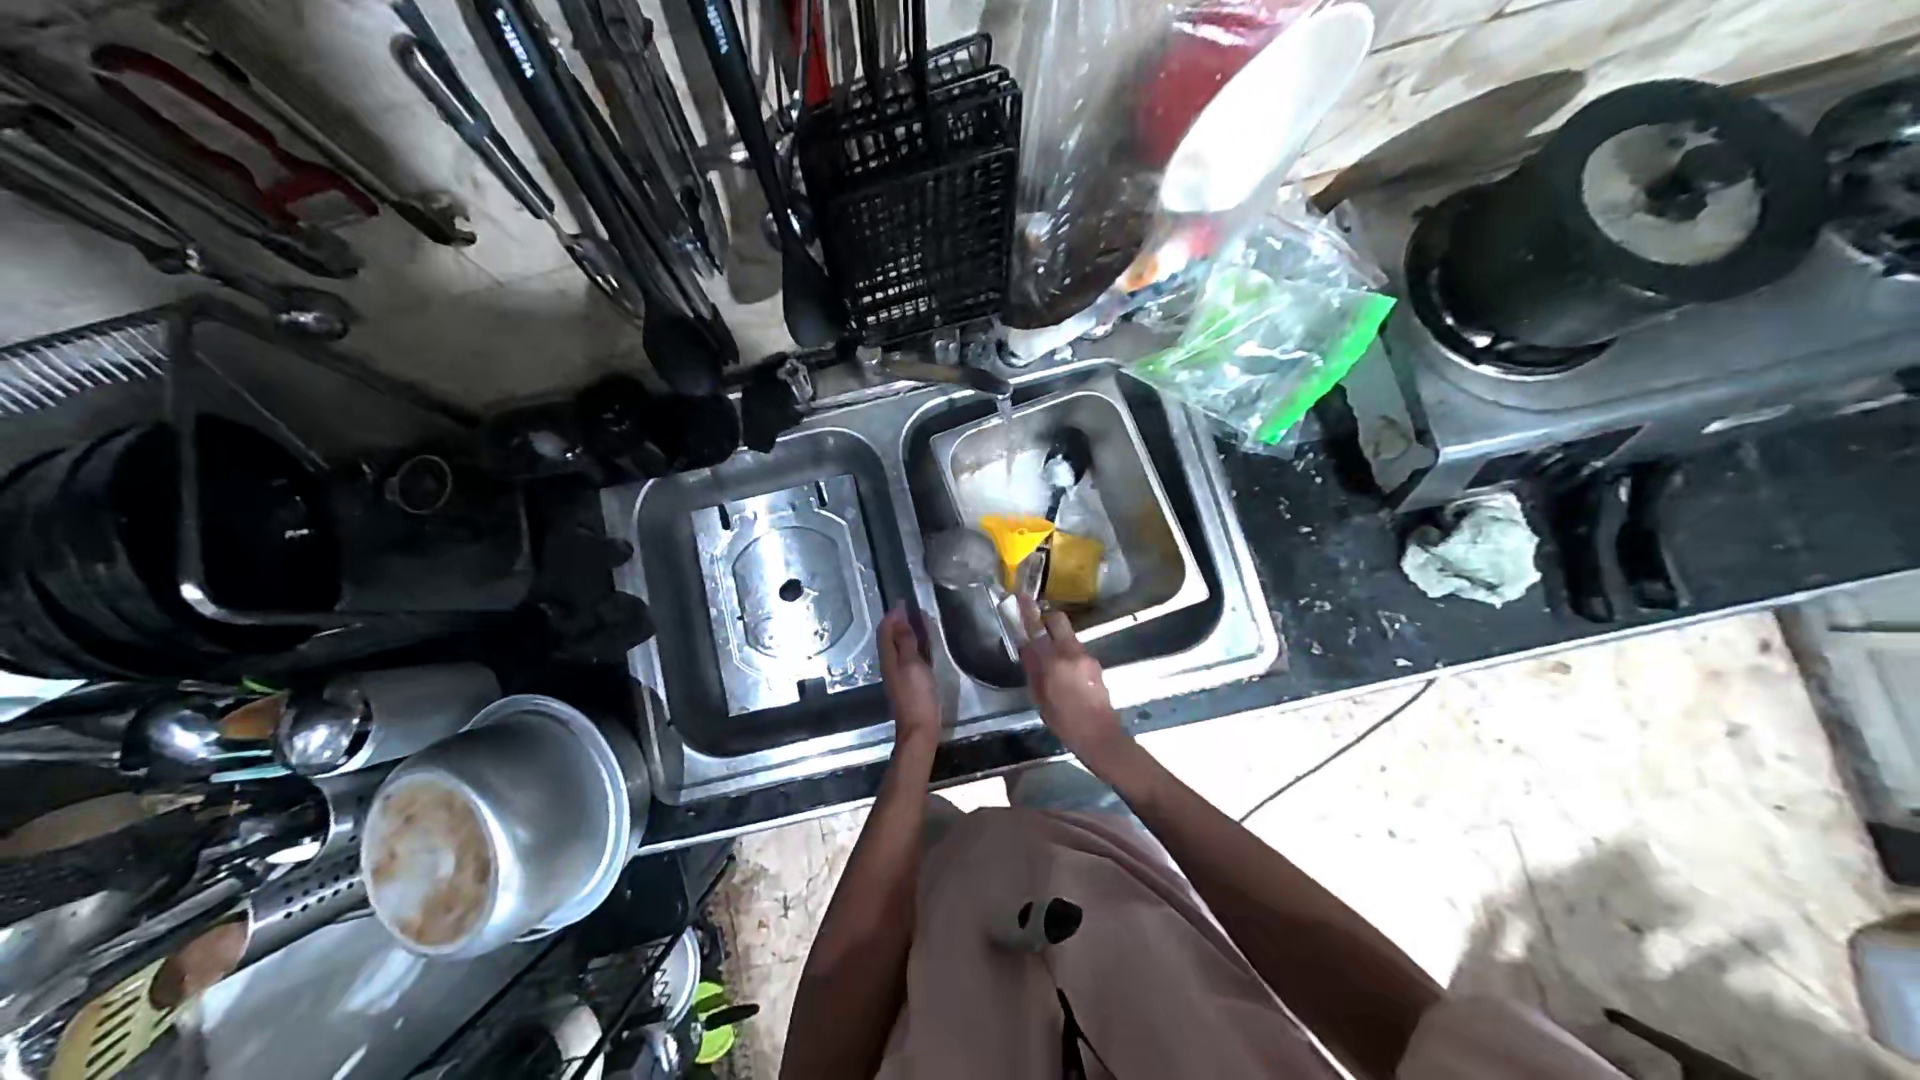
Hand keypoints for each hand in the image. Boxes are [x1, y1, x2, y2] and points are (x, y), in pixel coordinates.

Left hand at [878, 603, 940, 752]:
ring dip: (905, 632)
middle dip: (897, 621)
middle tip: (909, 607)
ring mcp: (900, 673)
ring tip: (916, 620)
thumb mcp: (912, 664)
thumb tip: (899, 619)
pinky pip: (908, 656)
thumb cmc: (916, 695)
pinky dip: (913, 644)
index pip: (885, 630)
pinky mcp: (910, 681)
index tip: (902, 600)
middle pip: (890, 637)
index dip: (892, 615)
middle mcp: (891, 663)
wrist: (920, 728)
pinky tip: (922, 644)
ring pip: (899, 646)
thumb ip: (906, 642)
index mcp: (889, 658)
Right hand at [1018, 597, 1130, 774]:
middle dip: (1047, 619)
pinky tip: (1064, 673)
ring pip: (1069, 636)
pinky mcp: (1095, 664)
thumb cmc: (1064, 721)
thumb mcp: (1040, 697)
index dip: (1028, 612)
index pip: (1037, 630)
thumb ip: (1033, 669)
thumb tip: (1027, 648)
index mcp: (1054, 662)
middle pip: (1059, 620)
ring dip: (1058, 639)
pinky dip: (1067, 653)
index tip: (1022, 596)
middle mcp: (1072, 653)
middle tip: (1038, 628)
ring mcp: (1087, 657)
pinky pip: (1077, 650)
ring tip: (1050, 659)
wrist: (1099, 735)